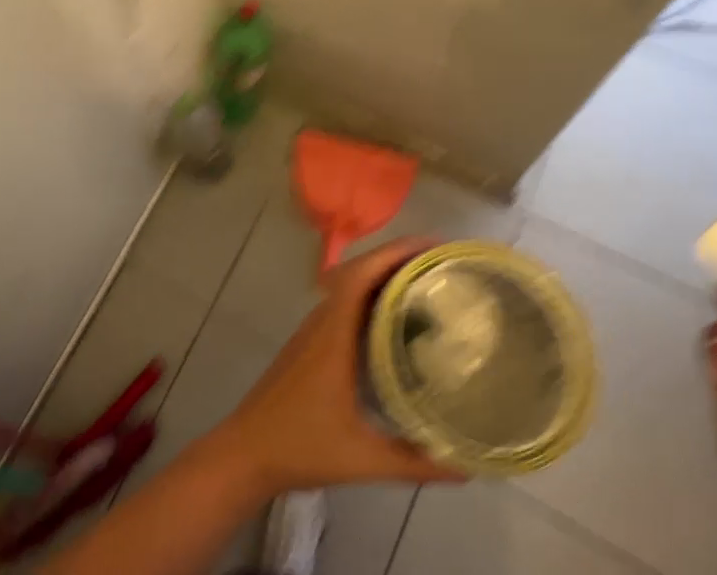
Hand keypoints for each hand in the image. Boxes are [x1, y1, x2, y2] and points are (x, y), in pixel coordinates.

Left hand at [204, 237, 467, 495]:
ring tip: (429, 288)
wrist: (245, 454)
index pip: (360, 275)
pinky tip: (395, 326)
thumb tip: (471, 468)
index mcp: (333, 336)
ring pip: (349, 291)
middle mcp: (321, 325)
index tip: (434, 248)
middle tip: (443, 266)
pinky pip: (343, 309)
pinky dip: (371, 303)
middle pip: (358, 274)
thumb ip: (417, 464)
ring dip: (384, 280)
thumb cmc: (299, 447)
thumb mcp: (363, 459)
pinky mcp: (308, 348)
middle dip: (398, 261)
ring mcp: (311, 335)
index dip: (394, 253)